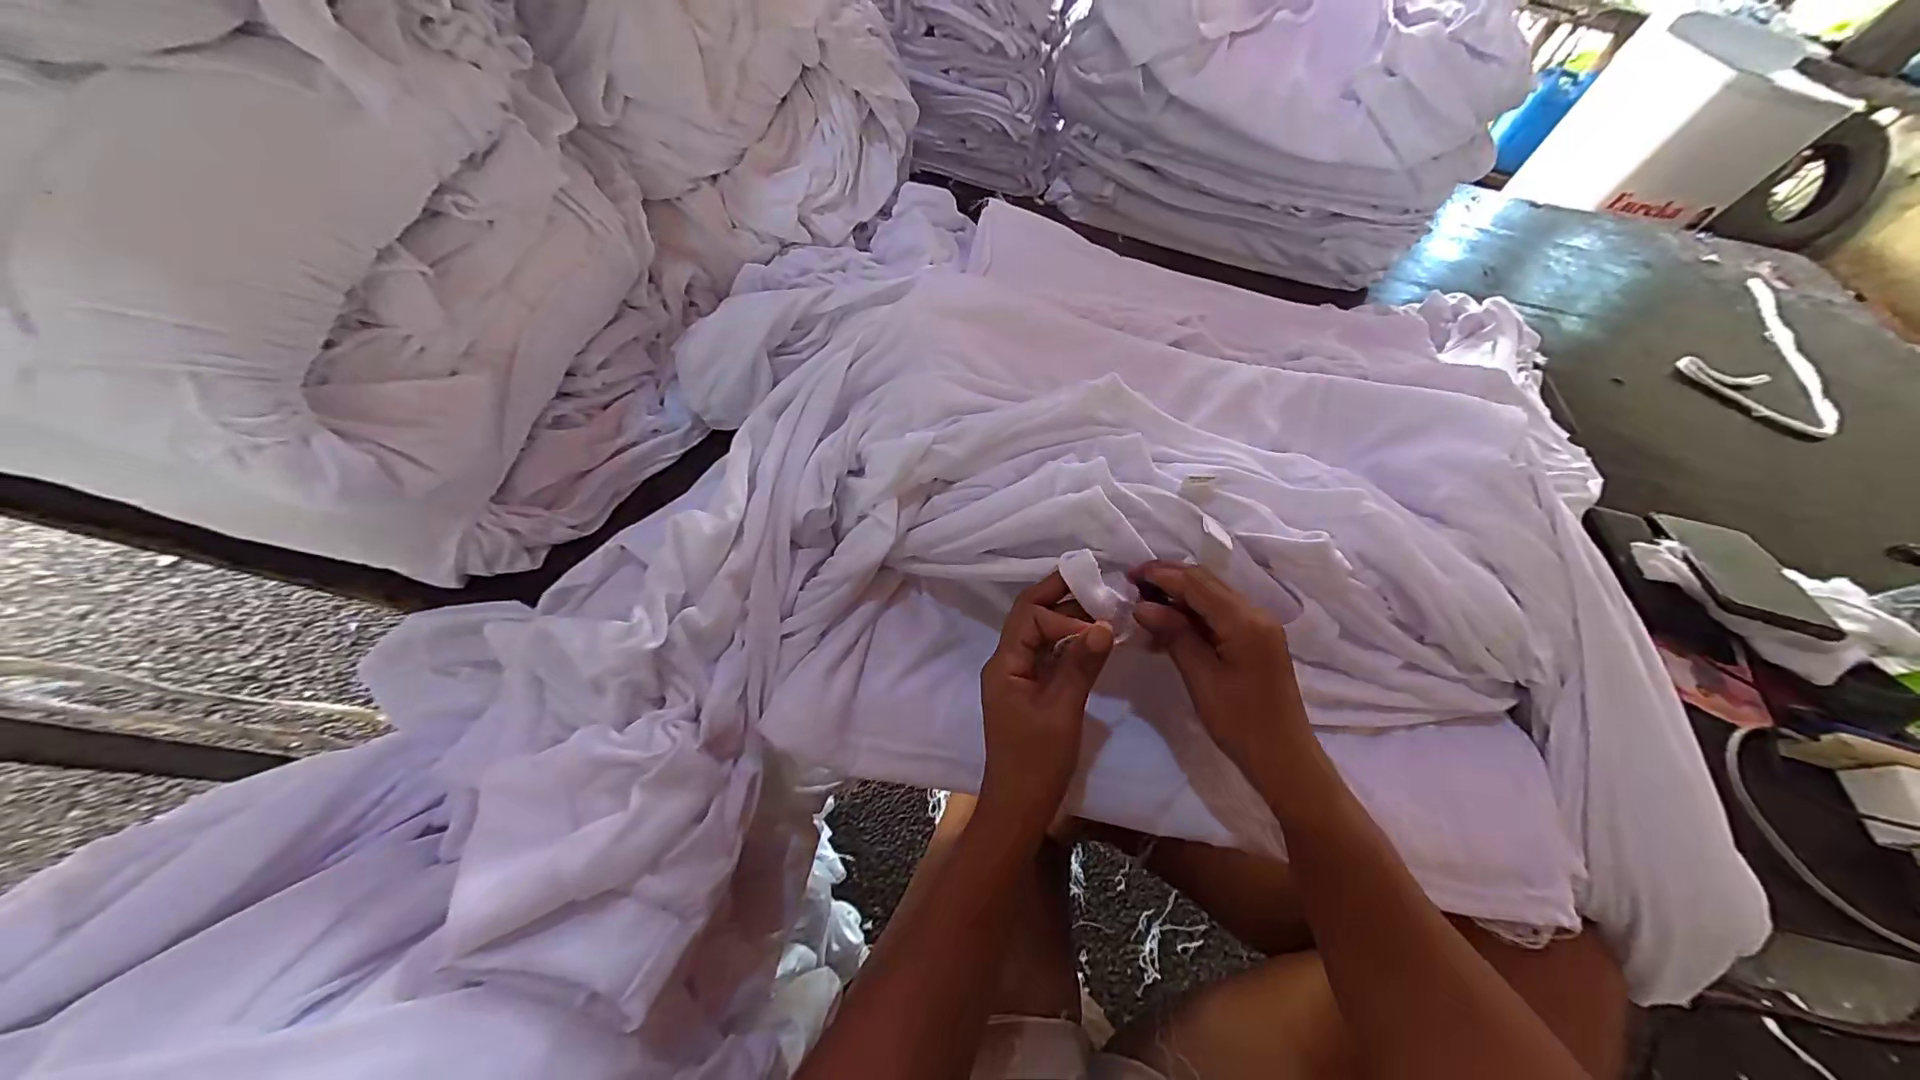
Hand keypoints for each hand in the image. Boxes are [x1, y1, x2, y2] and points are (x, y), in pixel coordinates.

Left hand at [979, 572, 1114, 829]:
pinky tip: (1093, 643)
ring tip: (1104, 611)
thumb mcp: (1062, 710)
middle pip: (1030, 618)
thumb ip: (1081, 665)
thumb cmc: (1037, 761)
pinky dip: (1069, 645)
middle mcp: (1006, 663)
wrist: (1019, 806)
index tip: (1097, 624)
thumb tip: (1102, 623)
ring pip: (1040, 635)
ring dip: (1068, 621)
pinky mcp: (1029, 691)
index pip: (1029, 616)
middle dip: (1062, 600)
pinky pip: (1047, 656)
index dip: (1062, 612)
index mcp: (1004, 664)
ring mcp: (1017, 677)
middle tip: (1101, 588)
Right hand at [1130, 562, 1308, 762]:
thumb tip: (1143, 606)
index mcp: (1245, 621)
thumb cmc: (1240, 722)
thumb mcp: (1201, 678)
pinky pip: (1219, 615)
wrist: (1284, 759)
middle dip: (1168, 579)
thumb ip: (1174, 635)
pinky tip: (1167, 626)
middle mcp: (1256, 614)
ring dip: (1178, 596)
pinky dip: (1192, 615)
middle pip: (1206, 582)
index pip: (1197, 583)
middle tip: (1132, 585)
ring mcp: (1258, 627)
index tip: (1129, 576)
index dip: (1161, 574)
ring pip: (1212, 597)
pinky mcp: (1255, 641)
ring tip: (1143, 605)